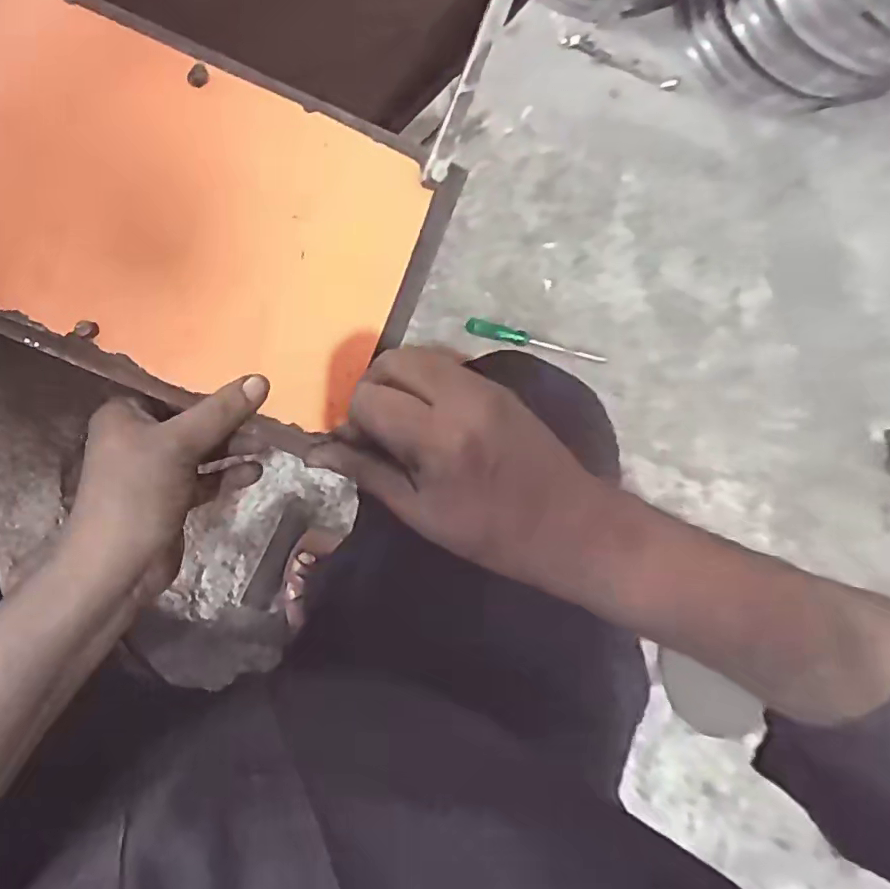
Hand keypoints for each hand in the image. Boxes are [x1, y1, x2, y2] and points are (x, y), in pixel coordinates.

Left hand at [66, 376, 269, 598]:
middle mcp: (135, 437)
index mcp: (123, 414)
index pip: (169, 389)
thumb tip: (260, 379)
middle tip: (264, 416)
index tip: (247, 382)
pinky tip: (253, 471)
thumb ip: (219, 413)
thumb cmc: (138, 492)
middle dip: (225, 420)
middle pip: (187, 420)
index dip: (207, 387)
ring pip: (197, 450)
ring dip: (229, 448)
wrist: (117, 567)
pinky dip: (224, 475)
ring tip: (266, 443)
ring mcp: (152, 470)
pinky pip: (201, 478)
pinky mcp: (168, 498)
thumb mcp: (179, 444)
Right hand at [305, 348, 610, 580]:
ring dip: (394, 380)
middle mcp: (460, 398)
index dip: (354, 420)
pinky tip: (427, 415)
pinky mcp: (496, 385)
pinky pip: (441, 363)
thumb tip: (315, 453)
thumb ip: (364, 471)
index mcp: (438, 437)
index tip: (364, 447)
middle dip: (370, 389)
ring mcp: (482, 385)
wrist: (574, 528)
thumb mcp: (417, 512)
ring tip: (401, 419)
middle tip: (377, 427)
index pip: (368, 397)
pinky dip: (420, 380)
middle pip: (389, 361)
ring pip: (415, 355)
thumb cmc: (489, 533)